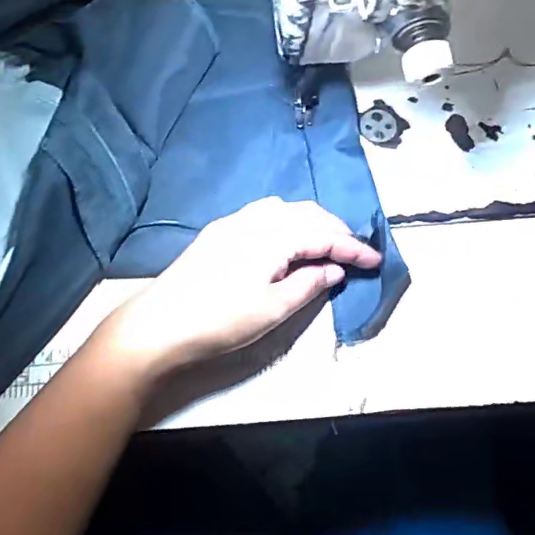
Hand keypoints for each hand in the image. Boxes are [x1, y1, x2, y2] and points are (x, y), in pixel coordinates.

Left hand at [95, 198, 381, 378]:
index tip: (374, 261)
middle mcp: (252, 219)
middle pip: (304, 214)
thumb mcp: (273, 309)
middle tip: (352, 254)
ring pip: (281, 211)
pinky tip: (284, 244)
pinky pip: (259, 216)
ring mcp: (230, 224)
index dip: (352, 246)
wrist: (160, 323)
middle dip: (333, 229)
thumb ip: (308, 284)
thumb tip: (333, 269)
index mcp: (272, 235)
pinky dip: (283, 224)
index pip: (323, 232)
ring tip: (322, 248)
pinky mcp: (215, 234)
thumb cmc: (220, 320)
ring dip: (307, 224)